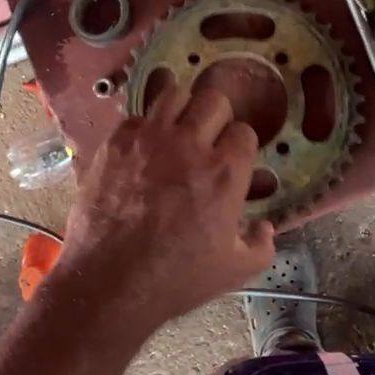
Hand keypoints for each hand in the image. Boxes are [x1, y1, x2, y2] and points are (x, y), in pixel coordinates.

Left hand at [46, 84, 273, 331]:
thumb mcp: (235, 269)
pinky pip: (137, 116)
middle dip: (217, 117)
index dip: (241, 145)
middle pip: (214, 100)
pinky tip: (143, 149)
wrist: (109, 281)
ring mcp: (149, 138)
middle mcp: (189, 144)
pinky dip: (145, 127)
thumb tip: (264, 226)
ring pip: (174, 94)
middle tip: (208, 139)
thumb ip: (261, 243)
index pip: (244, 131)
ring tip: (177, 130)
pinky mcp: (116, 142)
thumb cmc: (176, 278)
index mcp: (225, 171)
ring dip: (182, 109)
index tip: (233, 160)